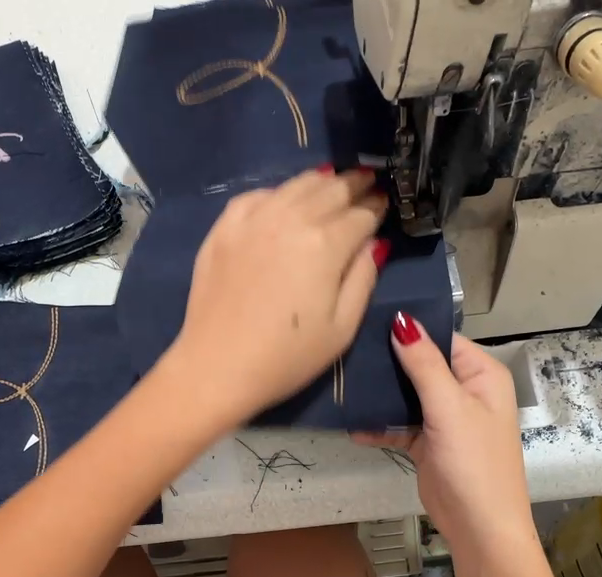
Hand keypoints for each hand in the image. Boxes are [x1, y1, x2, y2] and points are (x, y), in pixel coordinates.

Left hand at [159, 167, 388, 425]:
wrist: (217, 368)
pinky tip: (283, 202)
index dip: (377, 208)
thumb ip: (363, 280)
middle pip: (331, 189)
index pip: (362, 214)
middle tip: (365, 184)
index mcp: (326, 244)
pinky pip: (257, 195)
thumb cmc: (286, 358)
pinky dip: (278, 193)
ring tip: (331, 185)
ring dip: (320, 183)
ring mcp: (253, 220)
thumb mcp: (341, 330)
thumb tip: (373, 244)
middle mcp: (292, 219)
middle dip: (354, 186)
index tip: (384, 204)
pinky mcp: (224, 228)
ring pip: (295, 185)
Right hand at [356, 314, 533, 557]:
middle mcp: (465, 392)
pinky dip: (380, 426)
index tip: (369, 322)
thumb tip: (402, 320)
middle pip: (422, 366)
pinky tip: (352, 425)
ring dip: (382, 395)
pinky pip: (400, 426)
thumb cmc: (474, 462)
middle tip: (348, 350)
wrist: (479, 525)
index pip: (442, 340)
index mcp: (481, 375)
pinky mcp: (428, 444)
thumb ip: (424, 364)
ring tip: (344, 383)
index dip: (410, 331)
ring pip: (408, 397)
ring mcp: (446, 420)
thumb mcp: (449, 408)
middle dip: (390, 362)